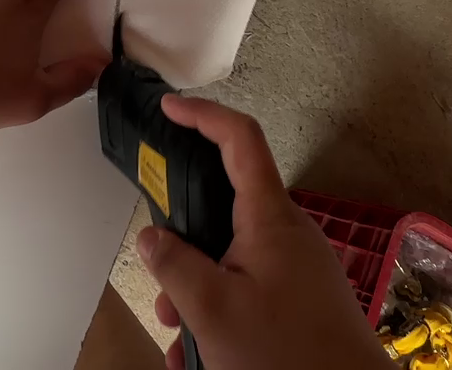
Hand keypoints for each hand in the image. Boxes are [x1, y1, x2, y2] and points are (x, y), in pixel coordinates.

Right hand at [135, 96, 391, 369]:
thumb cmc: (287, 354)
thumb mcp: (214, 310)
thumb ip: (175, 266)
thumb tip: (151, 237)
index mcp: (270, 216)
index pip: (239, 137)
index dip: (203, 113)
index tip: (168, 107)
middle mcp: (286, 232)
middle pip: (224, 204)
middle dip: (184, 234)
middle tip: (157, 265)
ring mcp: (296, 268)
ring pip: (230, 256)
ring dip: (196, 287)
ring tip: (175, 331)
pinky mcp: (301, 301)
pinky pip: (248, 288)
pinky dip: (219, 311)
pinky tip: (199, 355)